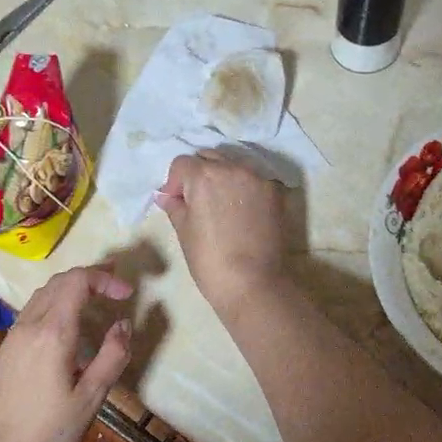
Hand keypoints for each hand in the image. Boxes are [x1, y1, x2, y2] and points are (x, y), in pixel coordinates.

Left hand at [0, 267, 132, 441]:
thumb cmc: (51, 432)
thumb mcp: (92, 397)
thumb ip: (112, 355)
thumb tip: (123, 324)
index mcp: (53, 333)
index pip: (77, 282)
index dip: (105, 278)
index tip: (127, 294)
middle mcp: (29, 326)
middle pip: (58, 282)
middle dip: (89, 277)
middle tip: (116, 286)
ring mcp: (13, 337)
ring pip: (42, 295)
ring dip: (70, 289)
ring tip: (96, 300)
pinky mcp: (6, 350)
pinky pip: (32, 312)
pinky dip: (55, 305)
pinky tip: (68, 326)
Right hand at [155, 151, 286, 320]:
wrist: (253, 284)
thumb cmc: (210, 261)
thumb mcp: (185, 232)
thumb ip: (175, 207)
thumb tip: (166, 196)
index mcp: (204, 175)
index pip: (182, 164)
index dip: (175, 182)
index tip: (176, 202)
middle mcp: (232, 168)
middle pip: (209, 158)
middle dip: (198, 174)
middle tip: (196, 202)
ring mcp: (257, 178)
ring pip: (233, 165)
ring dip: (222, 177)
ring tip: (221, 206)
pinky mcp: (275, 192)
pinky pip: (253, 180)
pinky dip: (243, 188)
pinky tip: (241, 211)